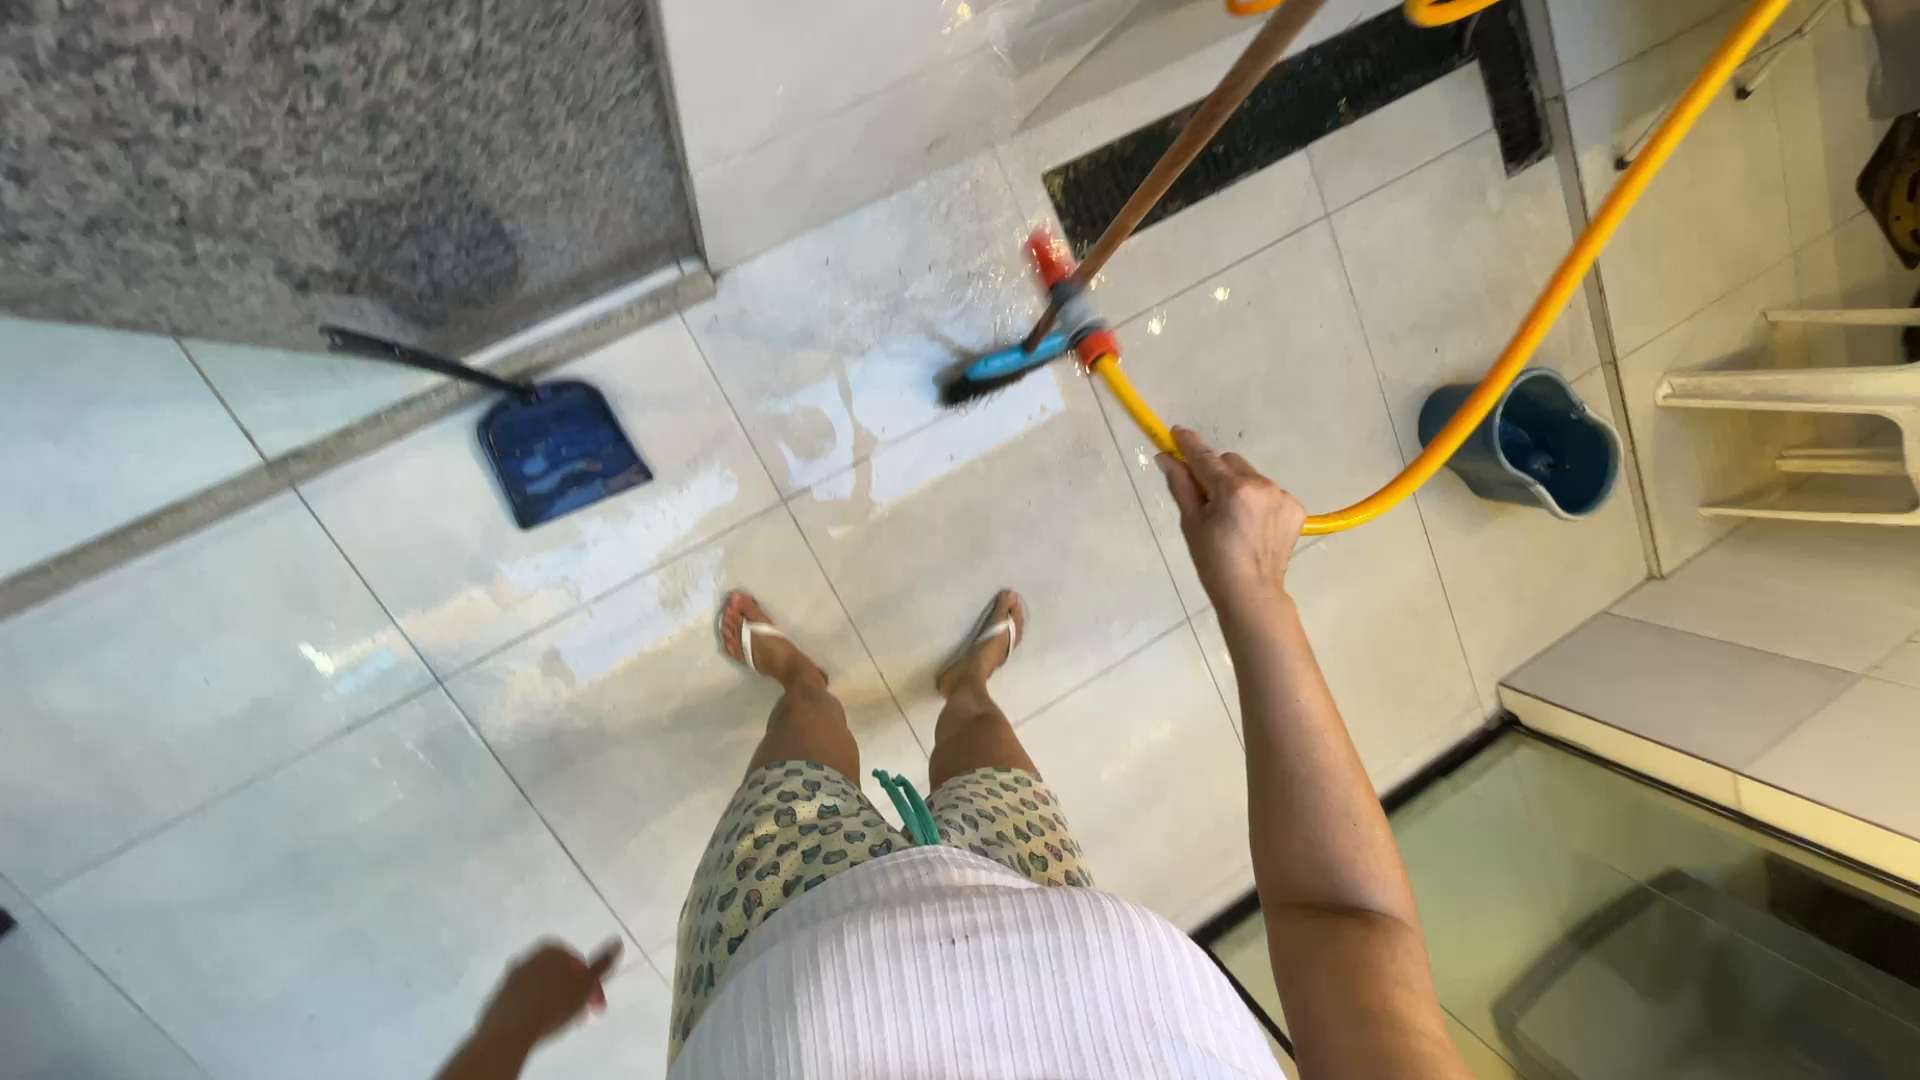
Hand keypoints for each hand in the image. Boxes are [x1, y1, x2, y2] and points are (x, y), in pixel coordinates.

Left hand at [475, 938, 621, 1048]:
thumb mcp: (586, 985)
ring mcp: (510, 978)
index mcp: (552, 948)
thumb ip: (602, 964)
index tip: (595, 1006)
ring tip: (559, 1022)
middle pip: (559, 974)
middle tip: (579, 1015)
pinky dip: (534, 1009)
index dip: (592, 985)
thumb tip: (618, 941)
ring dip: (553, 1001)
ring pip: (541, 988)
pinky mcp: (496, 999)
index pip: (580, 962)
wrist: (508, 1031)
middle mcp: (529, 956)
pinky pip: (523, 1001)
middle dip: (572, 993)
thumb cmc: (554, 1003)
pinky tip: (538, 1024)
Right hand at [1157, 427, 1306, 609]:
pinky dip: (1256, 500)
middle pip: (1230, 462)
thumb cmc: (1213, 561)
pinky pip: (1269, 492)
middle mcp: (1261, 485)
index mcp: (1233, 490)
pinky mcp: (1295, 507)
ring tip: (1232, 517)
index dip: (1189, 444)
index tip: (1177, 432)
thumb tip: (1167, 459)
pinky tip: (1251, 525)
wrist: (1252, 592)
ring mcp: (1282, 496)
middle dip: (1216, 473)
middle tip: (1206, 498)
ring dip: (1238, 486)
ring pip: (1251, 476)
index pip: (1205, 458)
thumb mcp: (1191, 523)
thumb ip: (1181, 486)